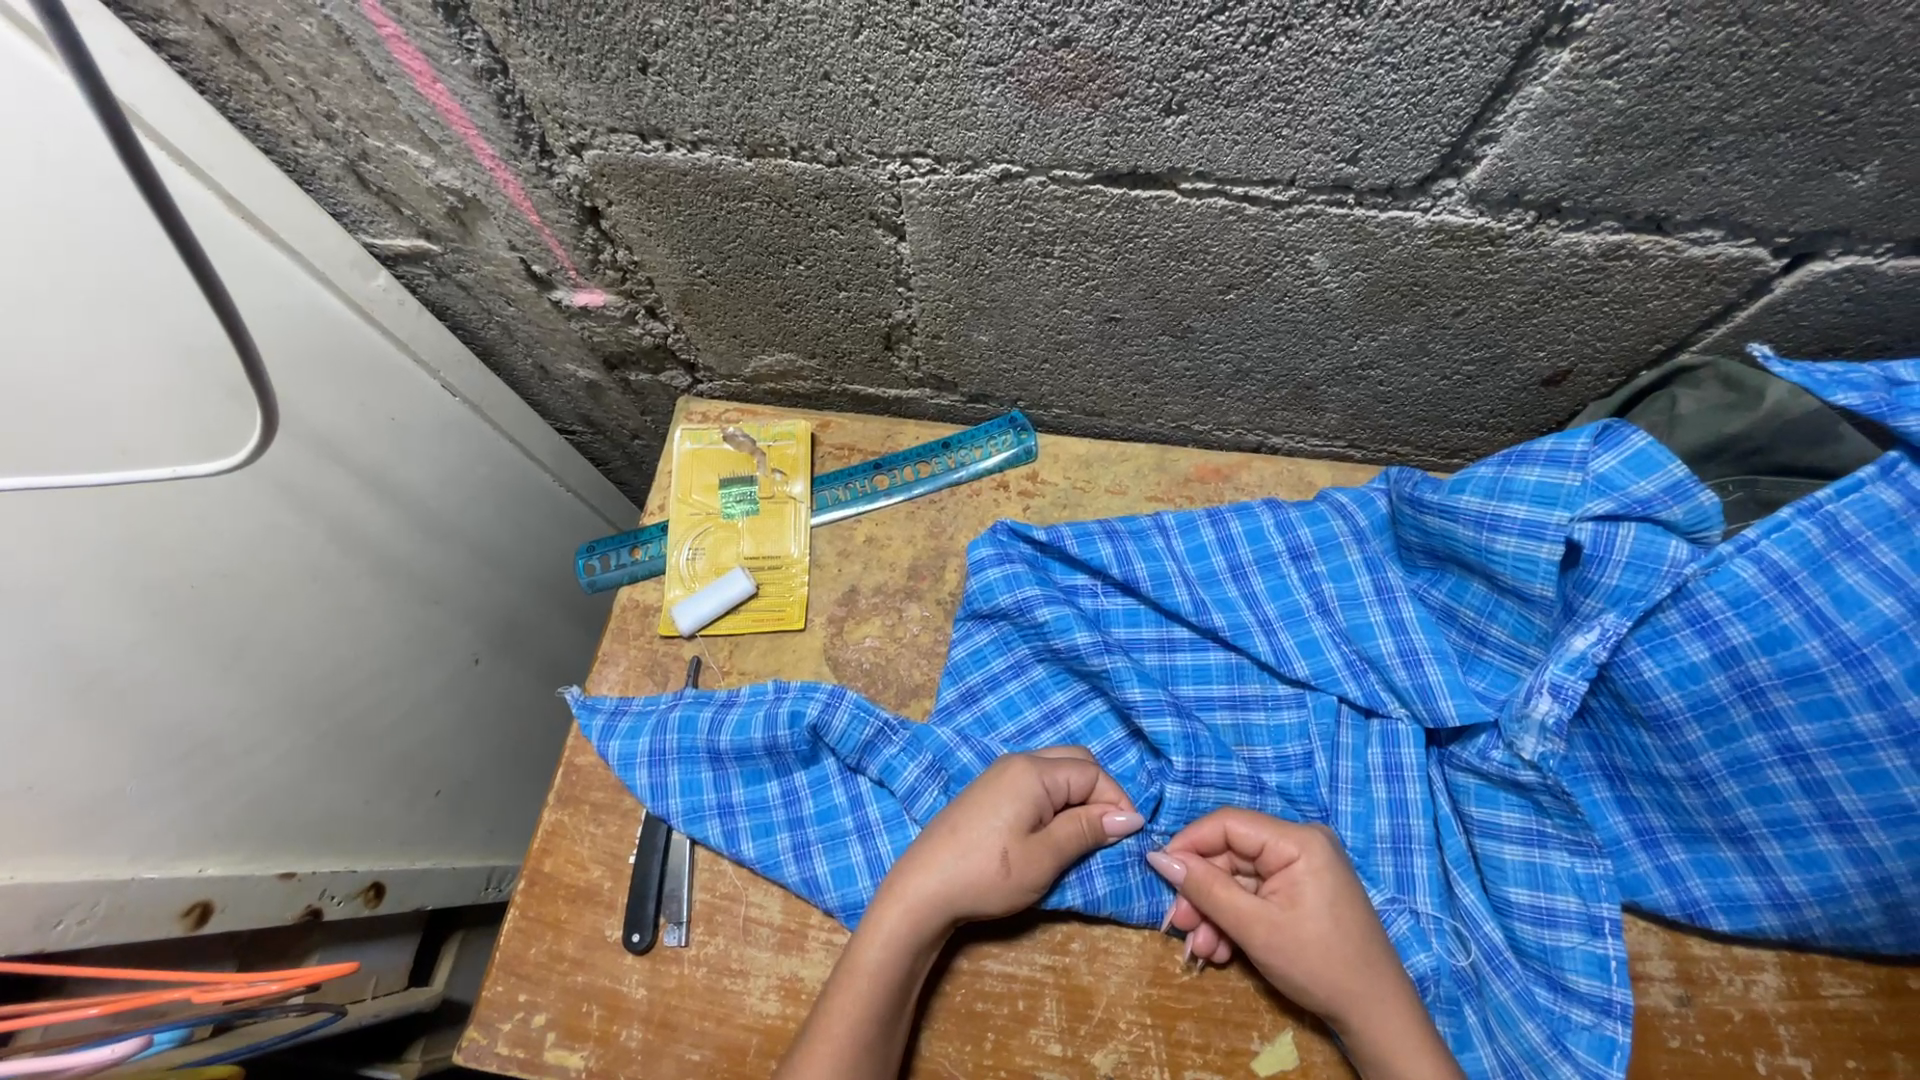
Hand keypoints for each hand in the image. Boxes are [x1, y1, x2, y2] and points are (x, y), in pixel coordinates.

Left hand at [873, 747, 1143, 932]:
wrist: (923, 887)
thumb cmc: (987, 874)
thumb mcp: (1044, 857)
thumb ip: (1086, 830)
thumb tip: (1129, 817)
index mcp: (1033, 771)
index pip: (1093, 772)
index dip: (1116, 802)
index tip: (1129, 838)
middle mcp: (1017, 761)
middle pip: (1076, 762)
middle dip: (1100, 793)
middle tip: (1108, 835)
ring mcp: (1000, 774)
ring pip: (1056, 770)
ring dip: (1078, 797)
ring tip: (1085, 836)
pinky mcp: (989, 791)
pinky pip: (1036, 782)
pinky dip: (1056, 800)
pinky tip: (1054, 829)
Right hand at [1147, 809, 1461, 1079]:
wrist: (1375, 1016)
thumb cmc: (1318, 965)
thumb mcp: (1254, 927)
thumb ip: (1204, 888)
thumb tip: (1157, 857)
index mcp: (1297, 840)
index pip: (1226, 824)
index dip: (1188, 844)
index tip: (1159, 872)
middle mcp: (1299, 844)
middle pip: (1229, 854)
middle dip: (1201, 891)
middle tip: (1178, 925)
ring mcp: (1301, 868)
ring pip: (1237, 878)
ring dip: (1213, 912)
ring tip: (1199, 948)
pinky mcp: (1299, 891)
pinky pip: (1254, 894)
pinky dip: (1233, 919)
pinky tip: (1219, 949)